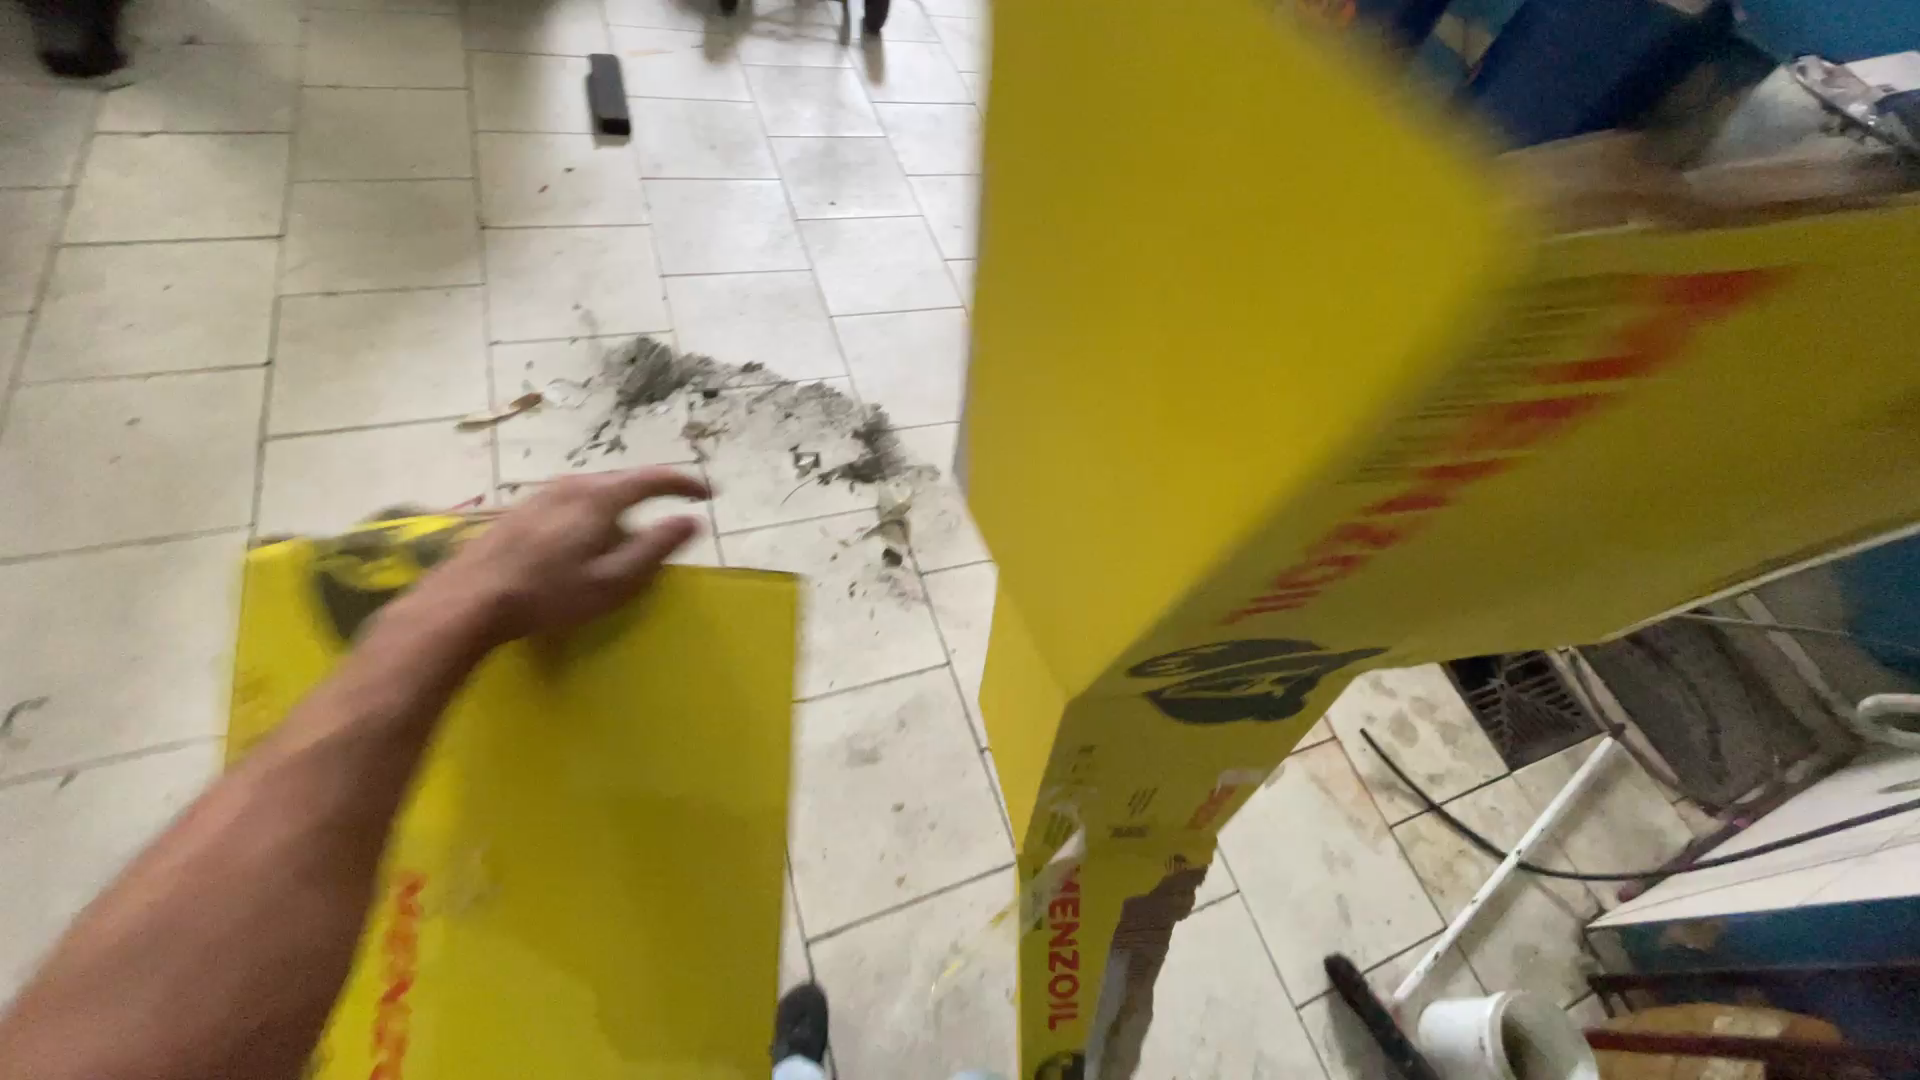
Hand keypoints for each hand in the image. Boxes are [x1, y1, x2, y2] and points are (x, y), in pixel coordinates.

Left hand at [417, 468, 711, 644]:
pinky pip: (573, 500)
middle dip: (654, 493)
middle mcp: (572, 485)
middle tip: (674, 512)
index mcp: (599, 497)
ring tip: (633, 529)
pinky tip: (588, 536)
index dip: (685, 484)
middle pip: (624, 480)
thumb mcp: (614, 580)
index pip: (654, 479)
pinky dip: (595, 511)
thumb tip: (692, 521)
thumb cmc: (549, 594)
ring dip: (622, 504)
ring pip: (596, 489)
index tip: (708, 493)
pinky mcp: (522, 509)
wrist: (467, 600)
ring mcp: (542, 494)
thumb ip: (656, 547)